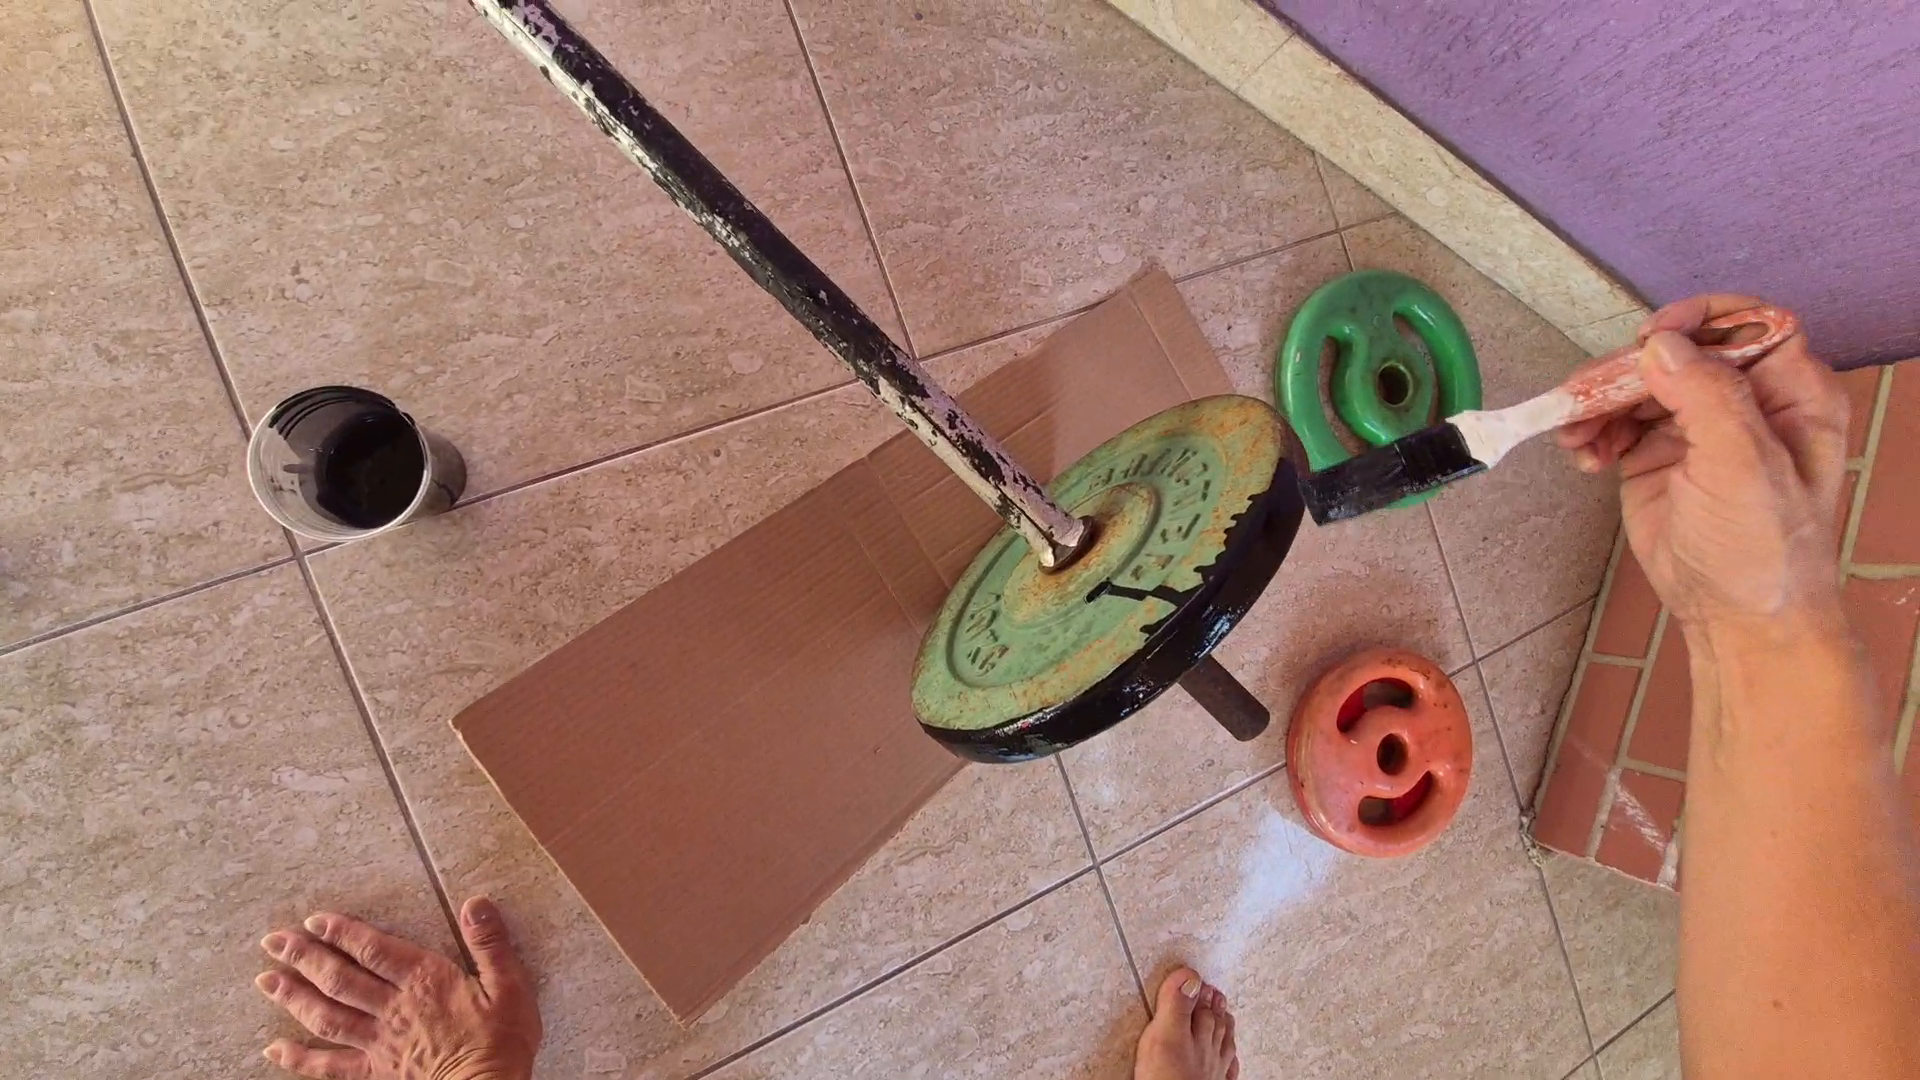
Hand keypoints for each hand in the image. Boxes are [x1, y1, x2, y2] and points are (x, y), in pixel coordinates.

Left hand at [254, 897, 541, 1079]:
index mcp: (427, 982)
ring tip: (266, 980)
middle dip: (307, 958)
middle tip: (274, 941)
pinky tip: (273, 1048)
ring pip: (326, 1016)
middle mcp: (394, 1008)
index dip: (346, 934)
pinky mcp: (374, 1072)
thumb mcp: (510, 982)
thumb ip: (490, 942)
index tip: (316, 920)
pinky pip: (326, 1066)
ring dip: (294, 997)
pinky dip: (296, 1057)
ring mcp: (378, 1043)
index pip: (377, 952)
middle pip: (342, 979)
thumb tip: (475, 902)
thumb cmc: (502, 1036)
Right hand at [1554, 294, 1849, 642]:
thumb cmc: (1759, 542)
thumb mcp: (1741, 466)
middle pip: (1673, 358)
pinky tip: (1584, 460)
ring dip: (1595, 408)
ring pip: (1633, 391)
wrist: (1728, 608)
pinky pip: (1611, 426)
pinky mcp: (1648, 457)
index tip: (1649, 337)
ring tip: (1576, 441)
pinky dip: (1589, 436)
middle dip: (1623, 375)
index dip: (1701, 322)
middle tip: (1582, 399)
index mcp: (1785, 397)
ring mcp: (1689, 431)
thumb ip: (1707, 400)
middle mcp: (1737, 405)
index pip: (1750, 328)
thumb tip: (1659, 346)